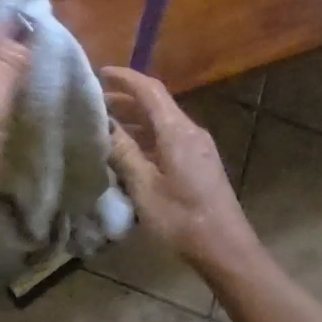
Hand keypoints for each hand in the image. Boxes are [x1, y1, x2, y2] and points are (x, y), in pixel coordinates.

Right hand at [102, 67, 258, 269]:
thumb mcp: (144, 186)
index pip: (149, 90)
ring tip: (105, 127)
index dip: (124, 78)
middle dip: (125, 100)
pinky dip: (146, 137)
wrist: (226, 249)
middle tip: (95, 104)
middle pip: (156, 105)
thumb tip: (105, 125)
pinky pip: (169, 139)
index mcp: (177, 131)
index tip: (100, 73)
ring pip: (162, 123)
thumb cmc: (182, 218)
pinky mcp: (199, 164)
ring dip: (135, 121)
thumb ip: (124, 153)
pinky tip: (129, 153)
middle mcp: (190, 131)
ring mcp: (198, 148)